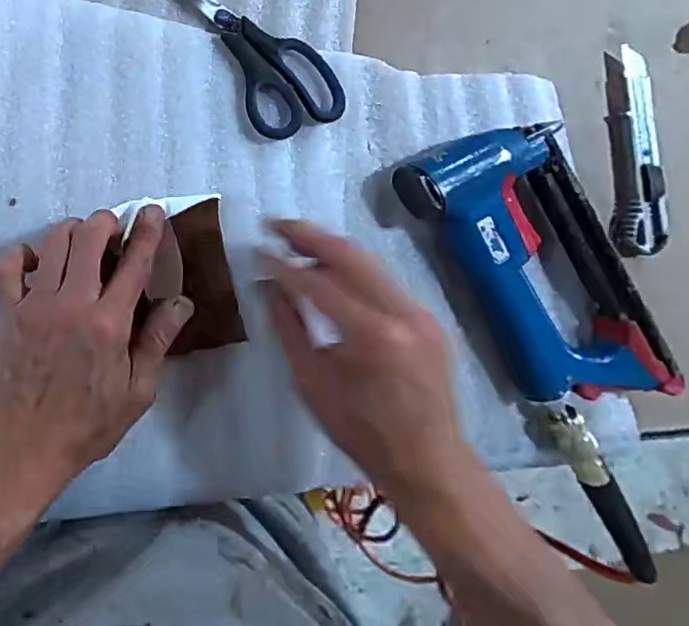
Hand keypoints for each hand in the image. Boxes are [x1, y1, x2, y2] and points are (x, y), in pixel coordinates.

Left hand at [0, 207, 194, 495]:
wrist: (25, 447)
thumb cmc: (88, 423)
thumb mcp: (138, 390)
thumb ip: (158, 340)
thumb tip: (181, 301)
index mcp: (108, 324)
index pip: (133, 263)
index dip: (147, 231)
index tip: (151, 211)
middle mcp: (72, 304)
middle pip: (89, 236)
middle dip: (106, 221)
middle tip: (115, 229)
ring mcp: (35, 305)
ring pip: (53, 242)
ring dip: (73, 231)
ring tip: (83, 243)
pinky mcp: (8, 312)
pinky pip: (8, 266)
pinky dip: (24, 254)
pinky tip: (39, 263)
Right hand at [261, 220, 474, 498]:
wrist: (430, 463)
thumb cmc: (364, 434)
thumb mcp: (314, 385)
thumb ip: (290, 329)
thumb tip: (270, 288)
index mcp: (373, 334)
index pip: (318, 283)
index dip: (283, 265)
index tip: (258, 252)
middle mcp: (402, 311)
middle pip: (350, 254)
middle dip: (308, 235)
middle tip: (275, 225)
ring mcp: (420, 311)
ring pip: (369, 262)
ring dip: (331, 249)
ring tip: (297, 242)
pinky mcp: (427, 317)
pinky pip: (384, 282)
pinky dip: (354, 271)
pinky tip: (331, 273)